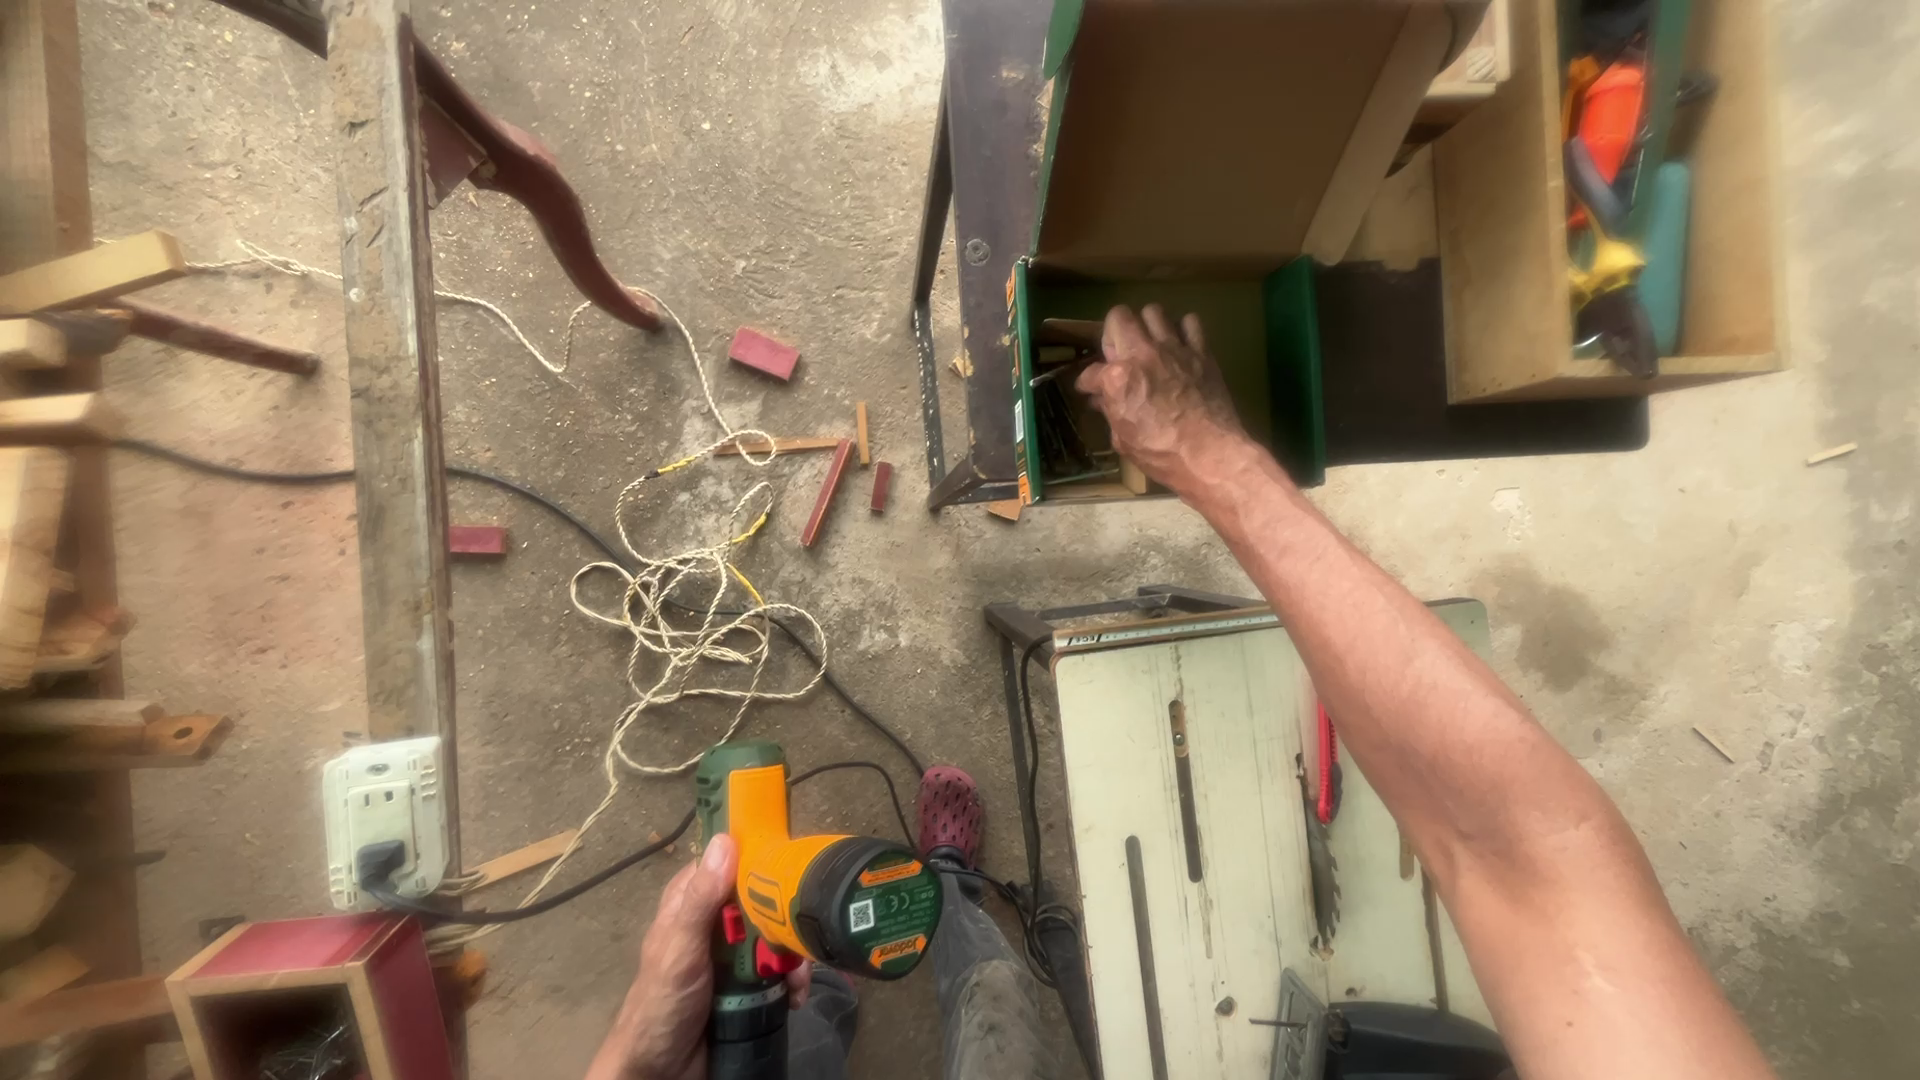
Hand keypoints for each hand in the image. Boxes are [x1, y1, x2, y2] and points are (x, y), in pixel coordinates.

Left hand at [585, 834, 813, 1079]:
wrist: (660, 1075)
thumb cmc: (660, 1006)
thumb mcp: (679, 950)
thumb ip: (701, 900)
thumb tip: (727, 841)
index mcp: (693, 900)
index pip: (732, 861)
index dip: (761, 859)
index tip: (790, 865)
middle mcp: (716, 919)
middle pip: (763, 898)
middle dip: (784, 918)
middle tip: (798, 935)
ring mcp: (735, 952)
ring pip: (777, 932)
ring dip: (793, 955)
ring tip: (798, 978)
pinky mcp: (751, 981)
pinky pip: (781, 967)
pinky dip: (793, 979)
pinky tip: (796, 994)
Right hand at [1074, 304, 1250, 495]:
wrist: (1209, 454)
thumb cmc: (1161, 453)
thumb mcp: (1123, 439)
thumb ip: (1110, 411)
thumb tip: (1100, 400)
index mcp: (1117, 378)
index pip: (1091, 371)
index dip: (1087, 382)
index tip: (1090, 389)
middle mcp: (1142, 354)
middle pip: (1119, 317)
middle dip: (1113, 334)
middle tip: (1118, 355)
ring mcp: (1173, 349)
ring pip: (1153, 311)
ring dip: (1146, 326)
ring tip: (1149, 346)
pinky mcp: (1200, 351)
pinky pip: (1190, 322)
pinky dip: (1182, 330)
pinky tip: (1179, 347)